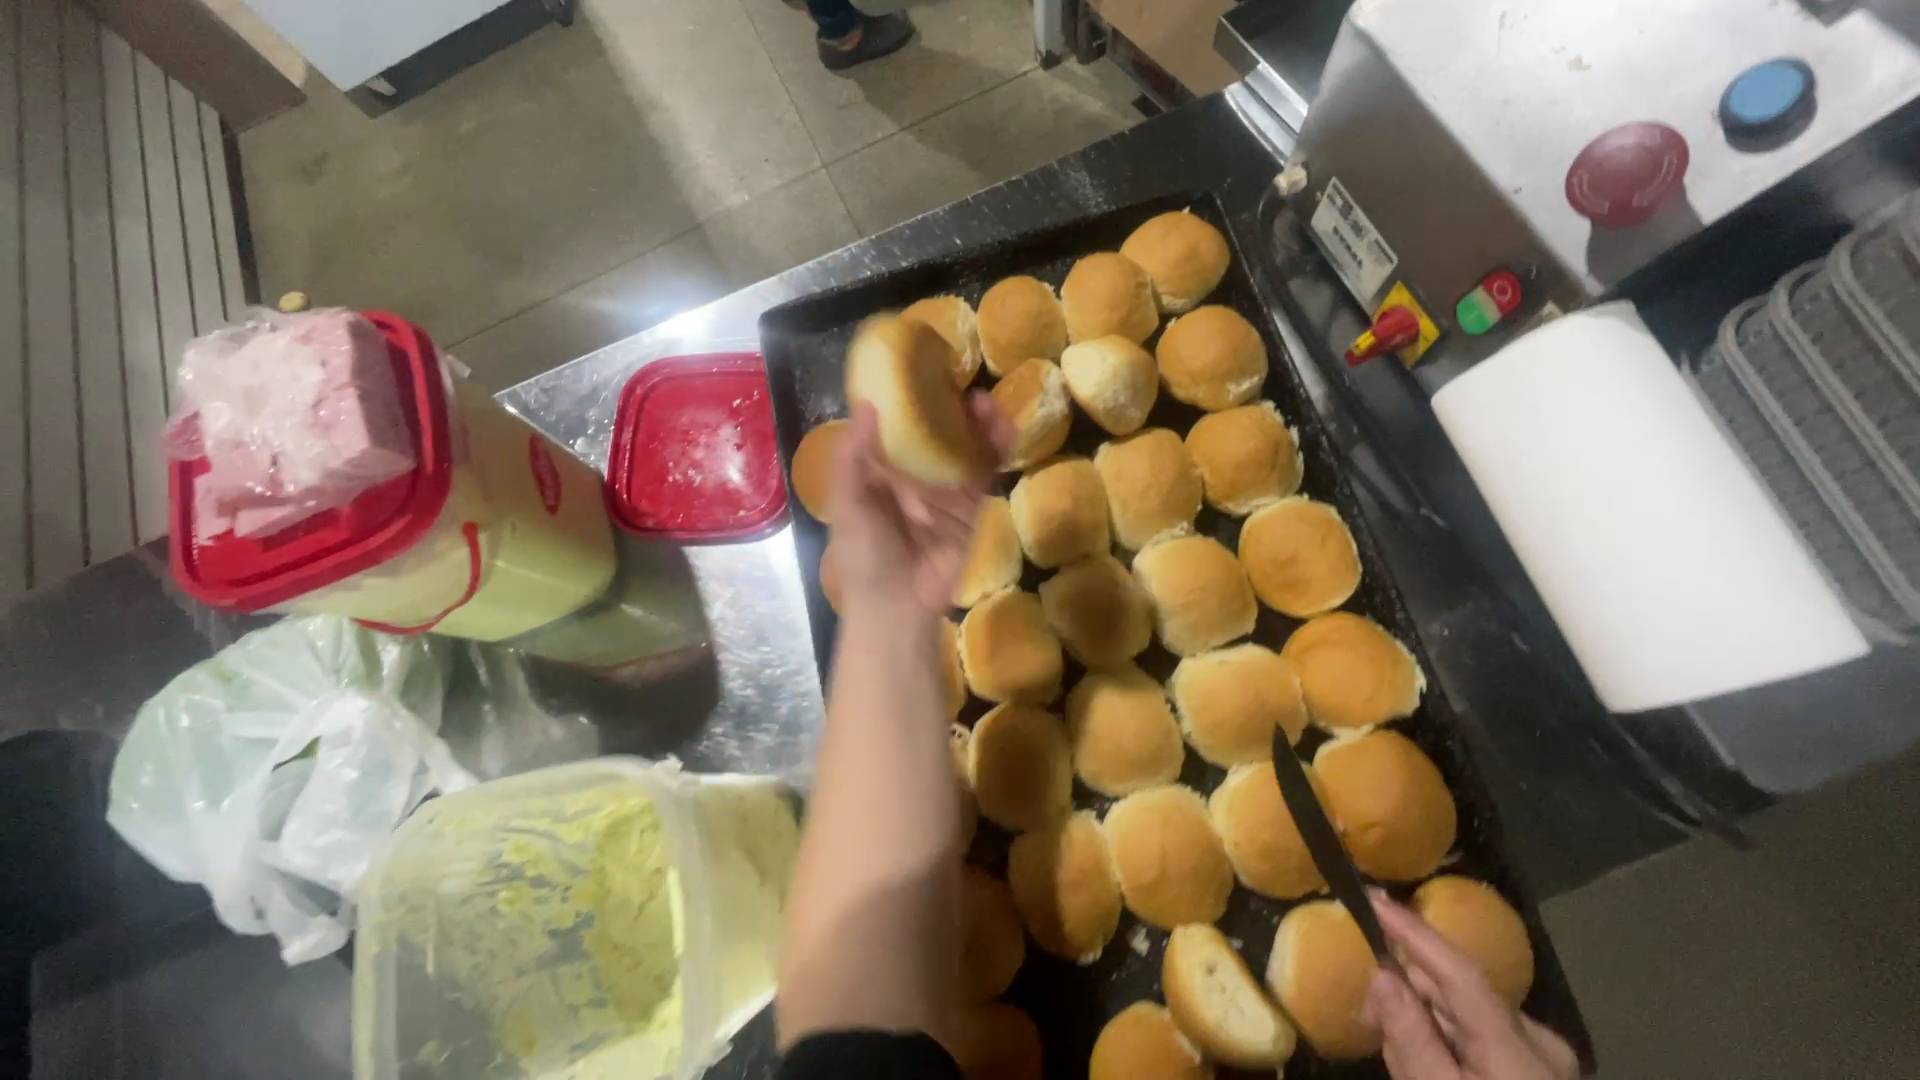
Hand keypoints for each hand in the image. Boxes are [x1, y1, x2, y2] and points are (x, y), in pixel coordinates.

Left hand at [828, 396, 1009, 615]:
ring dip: (975, 423)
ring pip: (964, 448)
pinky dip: (994, 450)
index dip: (906, 400)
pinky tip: (1000, 426)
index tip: (918, 368)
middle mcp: (914, 477)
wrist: (895, 605)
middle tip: (958, 378)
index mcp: (880, 473)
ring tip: (983, 398)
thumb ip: (855, 455)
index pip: (894, 428)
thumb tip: (868, 403)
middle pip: (935, 433)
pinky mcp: (971, 508)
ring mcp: (944, 491)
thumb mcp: (849, 502)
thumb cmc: (863, 554)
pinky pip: (984, 474)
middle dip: (948, 406)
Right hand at [1366, 893, 1578, 1079]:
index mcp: (1517, 1049)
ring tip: (1401, 1059)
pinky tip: (1429, 1068)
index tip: (1372, 898)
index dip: (1414, 932)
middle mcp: (1539, 1044)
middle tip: (1368, 1018)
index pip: (1458, 973)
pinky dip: (1446, 1043)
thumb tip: (1381, 976)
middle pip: (1457, 993)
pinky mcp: (1540, 1076)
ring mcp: (1545, 1062)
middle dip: (1407, 993)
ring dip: (1424, 1022)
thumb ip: (1410, 1041)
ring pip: (1464, 1016)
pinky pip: (1480, 1039)